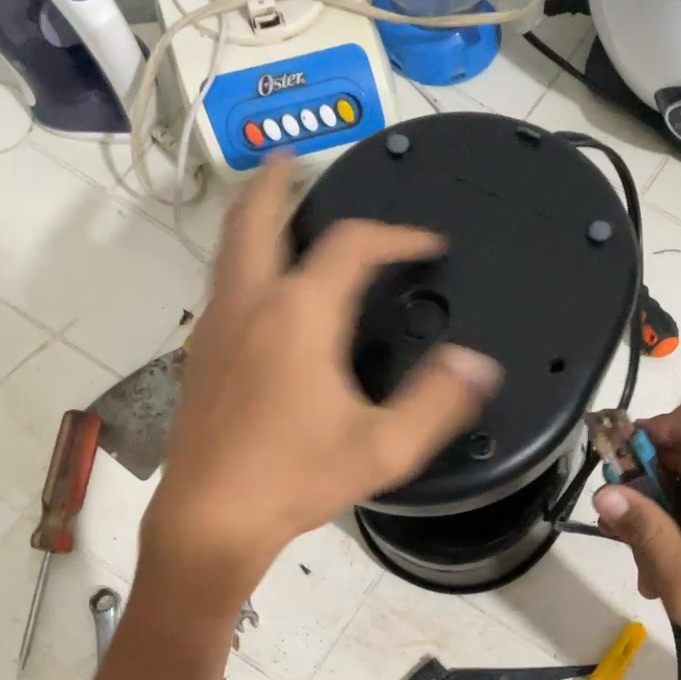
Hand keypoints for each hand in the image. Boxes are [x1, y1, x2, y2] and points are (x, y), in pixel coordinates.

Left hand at [142, 159, 503, 584]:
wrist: (211, 517)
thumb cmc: (297, 478)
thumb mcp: (385, 449)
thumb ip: (438, 402)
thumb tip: (480, 364)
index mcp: (300, 315)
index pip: (352, 247)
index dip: (397, 235)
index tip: (429, 243)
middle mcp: (252, 304)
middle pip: (258, 218)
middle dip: (279, 184)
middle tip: (296, 163)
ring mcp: (217, 326)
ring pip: (230, 246)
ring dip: (254, 216)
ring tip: (274, 204)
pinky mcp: (200, 354)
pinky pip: (222, 281)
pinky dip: (242, 257)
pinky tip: (259, 286)